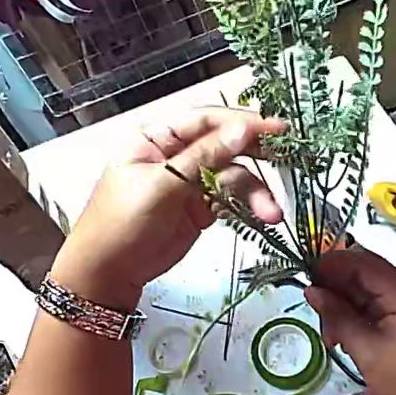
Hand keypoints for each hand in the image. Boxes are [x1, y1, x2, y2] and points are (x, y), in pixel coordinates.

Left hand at [50, 108, 286, 307]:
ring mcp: (192, 181)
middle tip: (287, 158)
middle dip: (257, 153)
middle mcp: (178, 153)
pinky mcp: (203, 206)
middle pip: (226, 144)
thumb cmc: (120, 223)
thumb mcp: (161, 185)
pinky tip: (263, 216)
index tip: (275, 128)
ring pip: (236, 176)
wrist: (107, 274)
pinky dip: (250, 206)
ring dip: (256, 192)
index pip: (206, 120)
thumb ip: (204, 157)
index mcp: (158, 138)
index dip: (242, 122)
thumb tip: (241, 129)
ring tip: (271, 212)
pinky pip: (233, 199)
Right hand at [305, 247, 395, 394]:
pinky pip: (370, 301)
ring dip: (341, 302)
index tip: (305, 276)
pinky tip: (340, 334)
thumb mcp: (367, 351)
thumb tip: (311, 291)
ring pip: (362, 286)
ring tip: (329, 332)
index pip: (362, 262)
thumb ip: (339, 317)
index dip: (331, 265)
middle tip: (314, 309)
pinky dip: (352, 313)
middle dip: (334, 285)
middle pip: (362, 271)